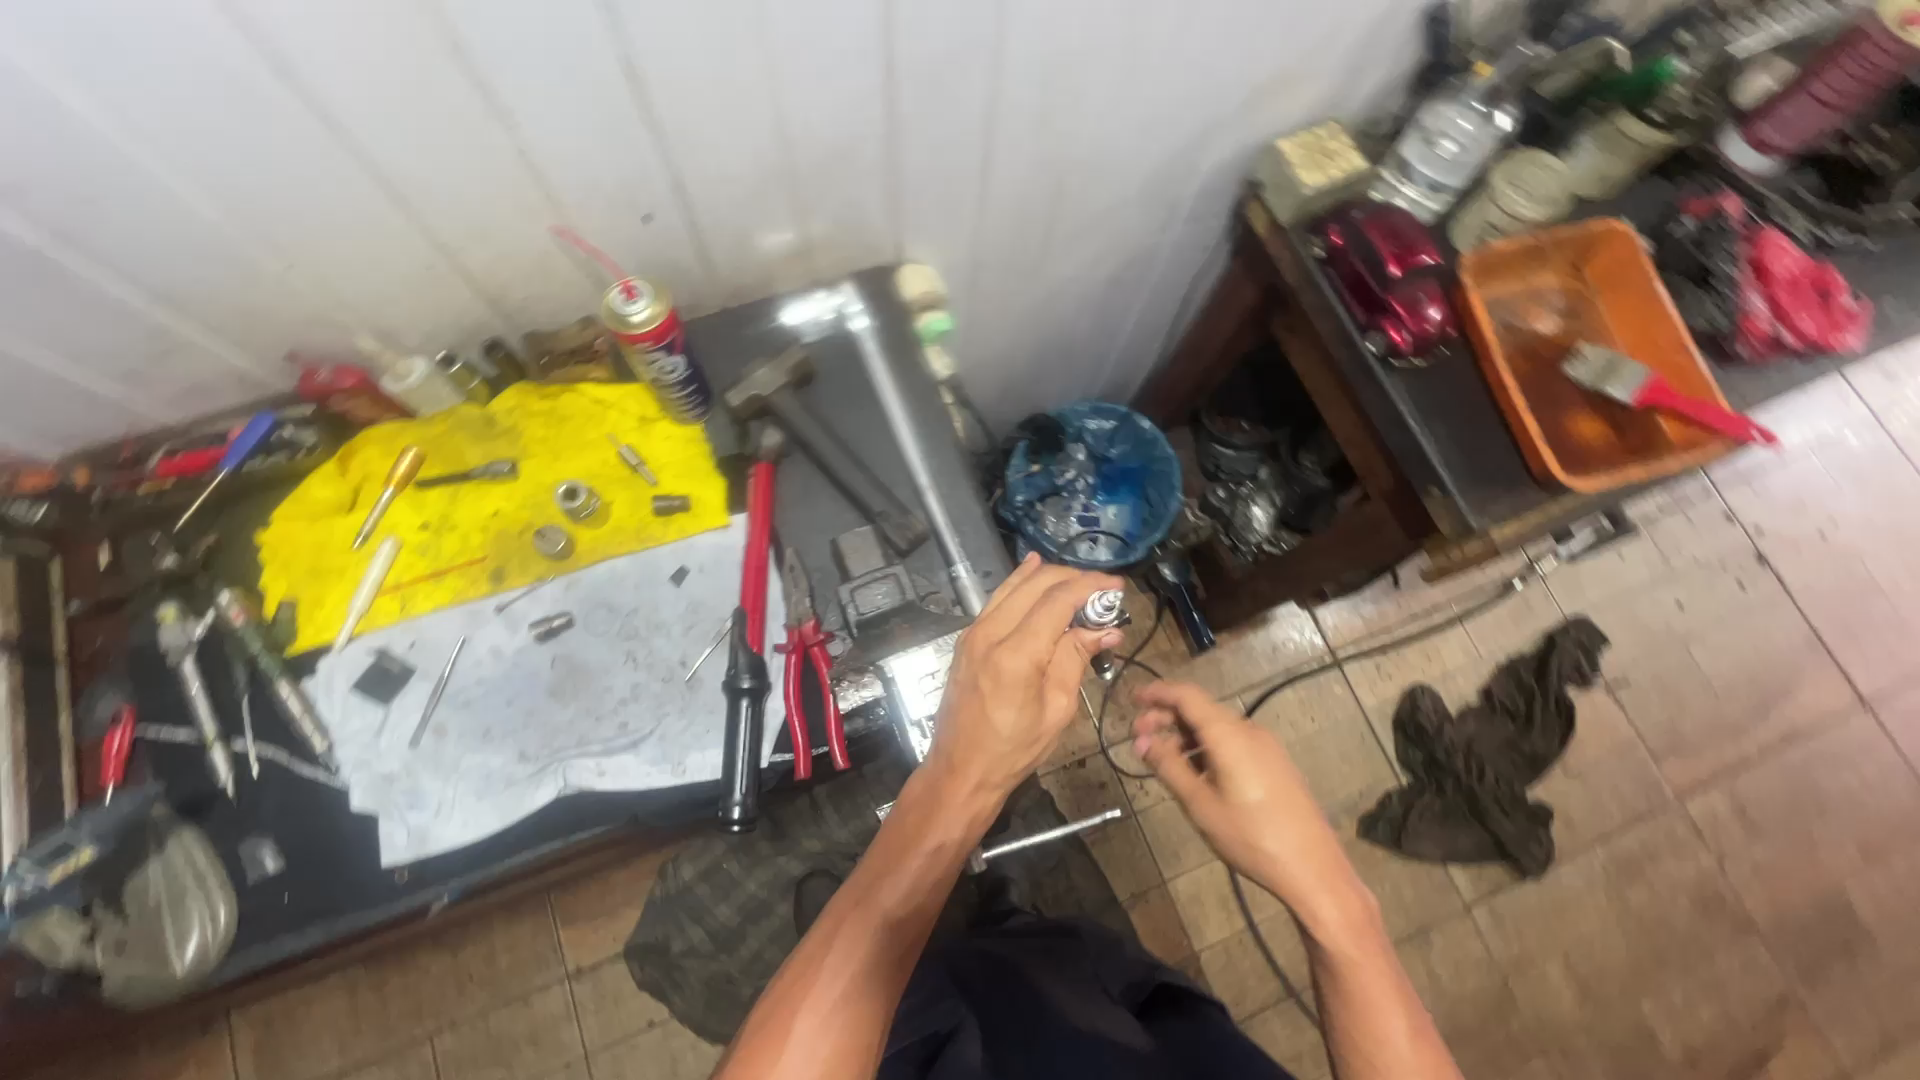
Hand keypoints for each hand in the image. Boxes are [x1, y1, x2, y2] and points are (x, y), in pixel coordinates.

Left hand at [925, 554, 1122, 801]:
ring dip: (1048, 577)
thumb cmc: (1014, 749)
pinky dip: (1021, 584)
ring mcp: (973, 633)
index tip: (1117, 586)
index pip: (1058, 600)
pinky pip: (997, 599)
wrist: (961, 768)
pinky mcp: (967, 639)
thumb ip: (1076, 659)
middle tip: (1102, 590)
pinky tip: (1035, 574)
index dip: (1090, 587)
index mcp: (1016, 654)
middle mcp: (990, 633)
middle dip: (1073, 579)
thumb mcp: (1057, 709)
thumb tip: (1105, 629)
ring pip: (1013, 586)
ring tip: (1079, 582)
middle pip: (1036, 584)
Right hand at [1131, 680, 1361, 913]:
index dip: (1158, 693)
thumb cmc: (1251, 836)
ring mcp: (1265, 747)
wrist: (1313, 868)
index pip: (1187, 696)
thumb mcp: (1200, 804)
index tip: (1133, 700)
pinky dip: (1206, 747)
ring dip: (1185, 736)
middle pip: (1201, 710)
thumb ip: (1169, 767)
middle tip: (1139, 738)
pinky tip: (1195, 773)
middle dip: (1167, 718)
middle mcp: (1249, 731)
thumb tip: (1141, 741)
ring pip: (1216, 727)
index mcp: (1229, 734)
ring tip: (1163, 760)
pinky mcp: (1274, 763)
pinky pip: (1232, 742)